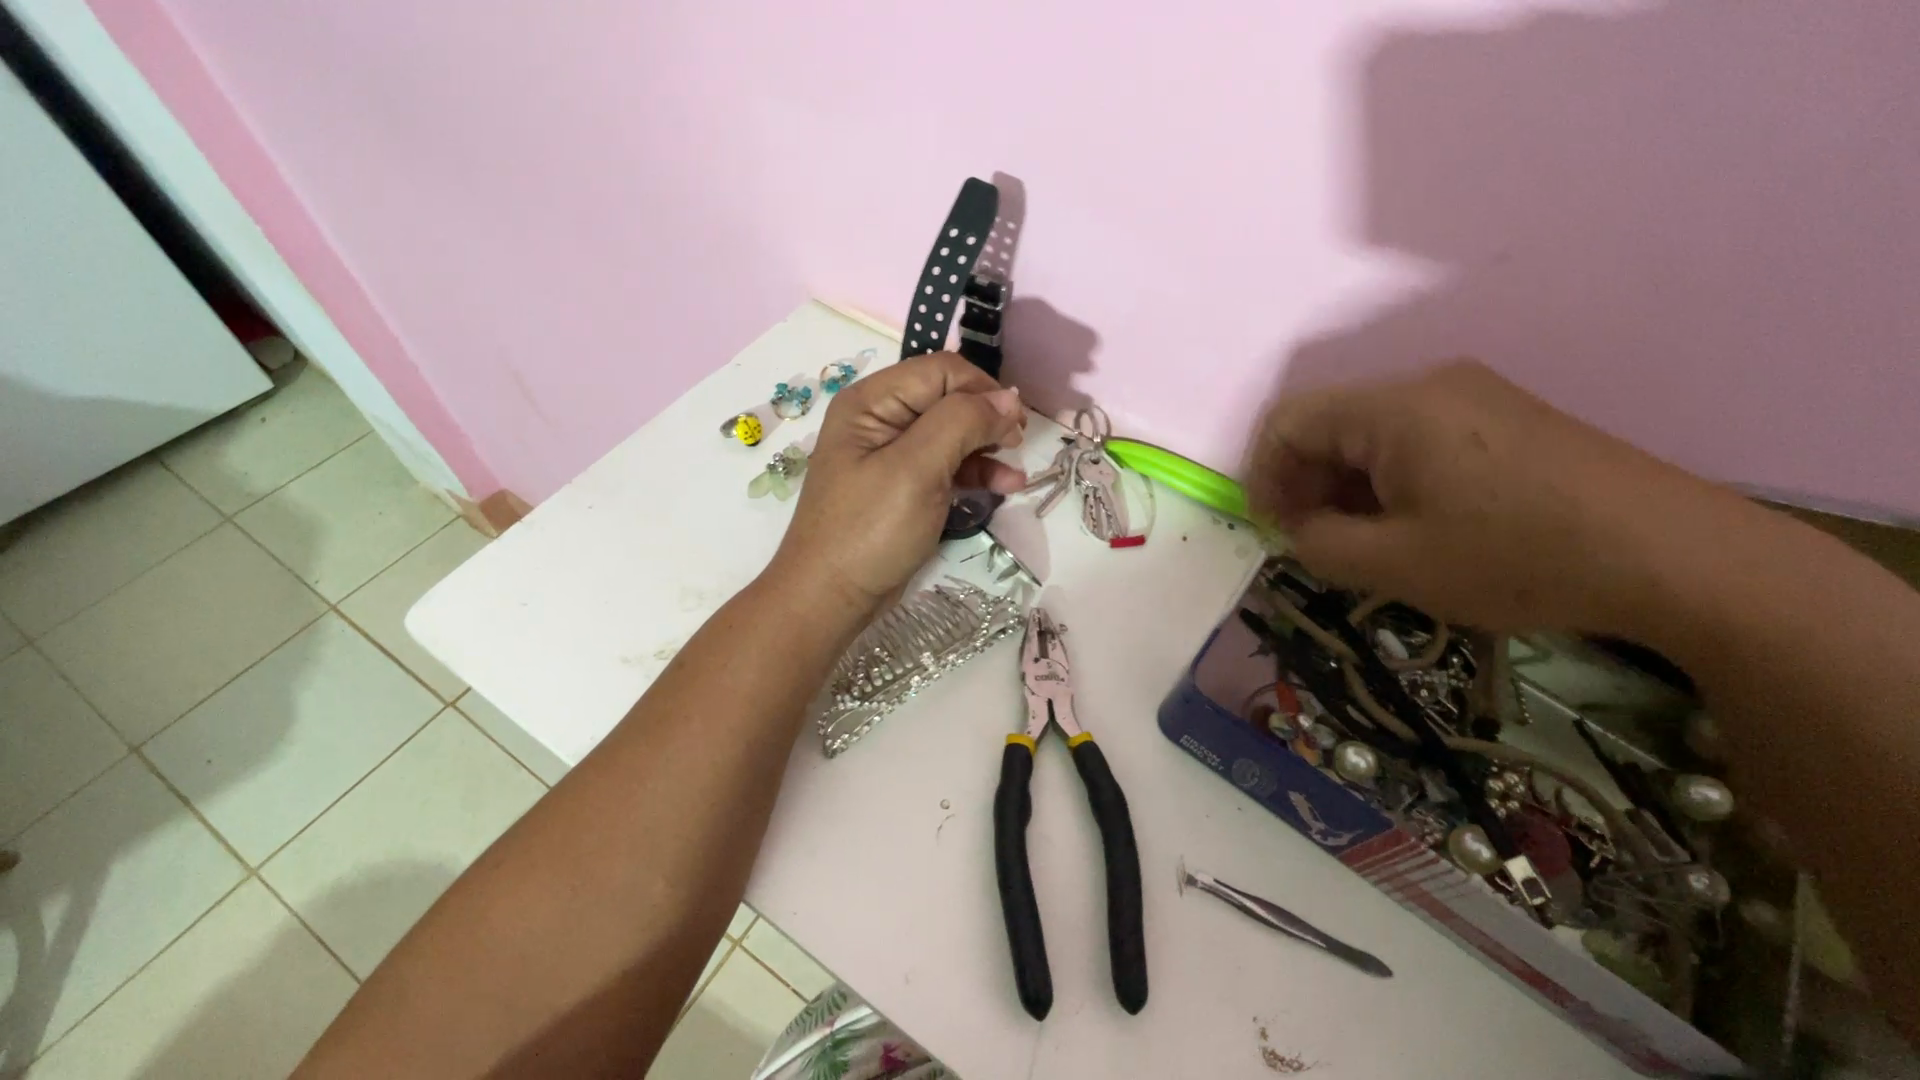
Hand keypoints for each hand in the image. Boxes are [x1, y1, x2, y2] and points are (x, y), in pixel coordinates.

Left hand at [769, 353, 1027, 613]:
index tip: (1015, 424)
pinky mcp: (903, 487)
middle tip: (1017, 446)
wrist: (831, 598)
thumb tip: (1008, 400)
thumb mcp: (917, 469)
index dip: (982, 390)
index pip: (941, 371)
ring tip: (1016, 475)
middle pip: (948, 399)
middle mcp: (880, 419)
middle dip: (987, 419)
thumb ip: (962, 423)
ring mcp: (891, 456)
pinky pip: (946, 466)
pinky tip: (1004, 488)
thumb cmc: (869, 529)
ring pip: (952, 434)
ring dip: (987, 449)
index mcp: (871, 402)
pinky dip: (975, 473)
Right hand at [1245, 359, 1747, 633]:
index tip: (1271, 532)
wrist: (1668, 554)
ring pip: (1375, 434)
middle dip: (1307, 484)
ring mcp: (1475, 397)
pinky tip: (1418, 527)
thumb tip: (1299, 528)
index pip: (1289, 421)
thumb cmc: (1515, 557)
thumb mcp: (1395, 565)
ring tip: (1367, 544)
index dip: (1262, 476)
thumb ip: (1319, 544)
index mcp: (1394, 408)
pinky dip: (1394, 480)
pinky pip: (1420, 440)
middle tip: (1316, 544)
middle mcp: (1429, 385)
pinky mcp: (1506, 419)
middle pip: (1332, 423)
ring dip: (1350, 486)